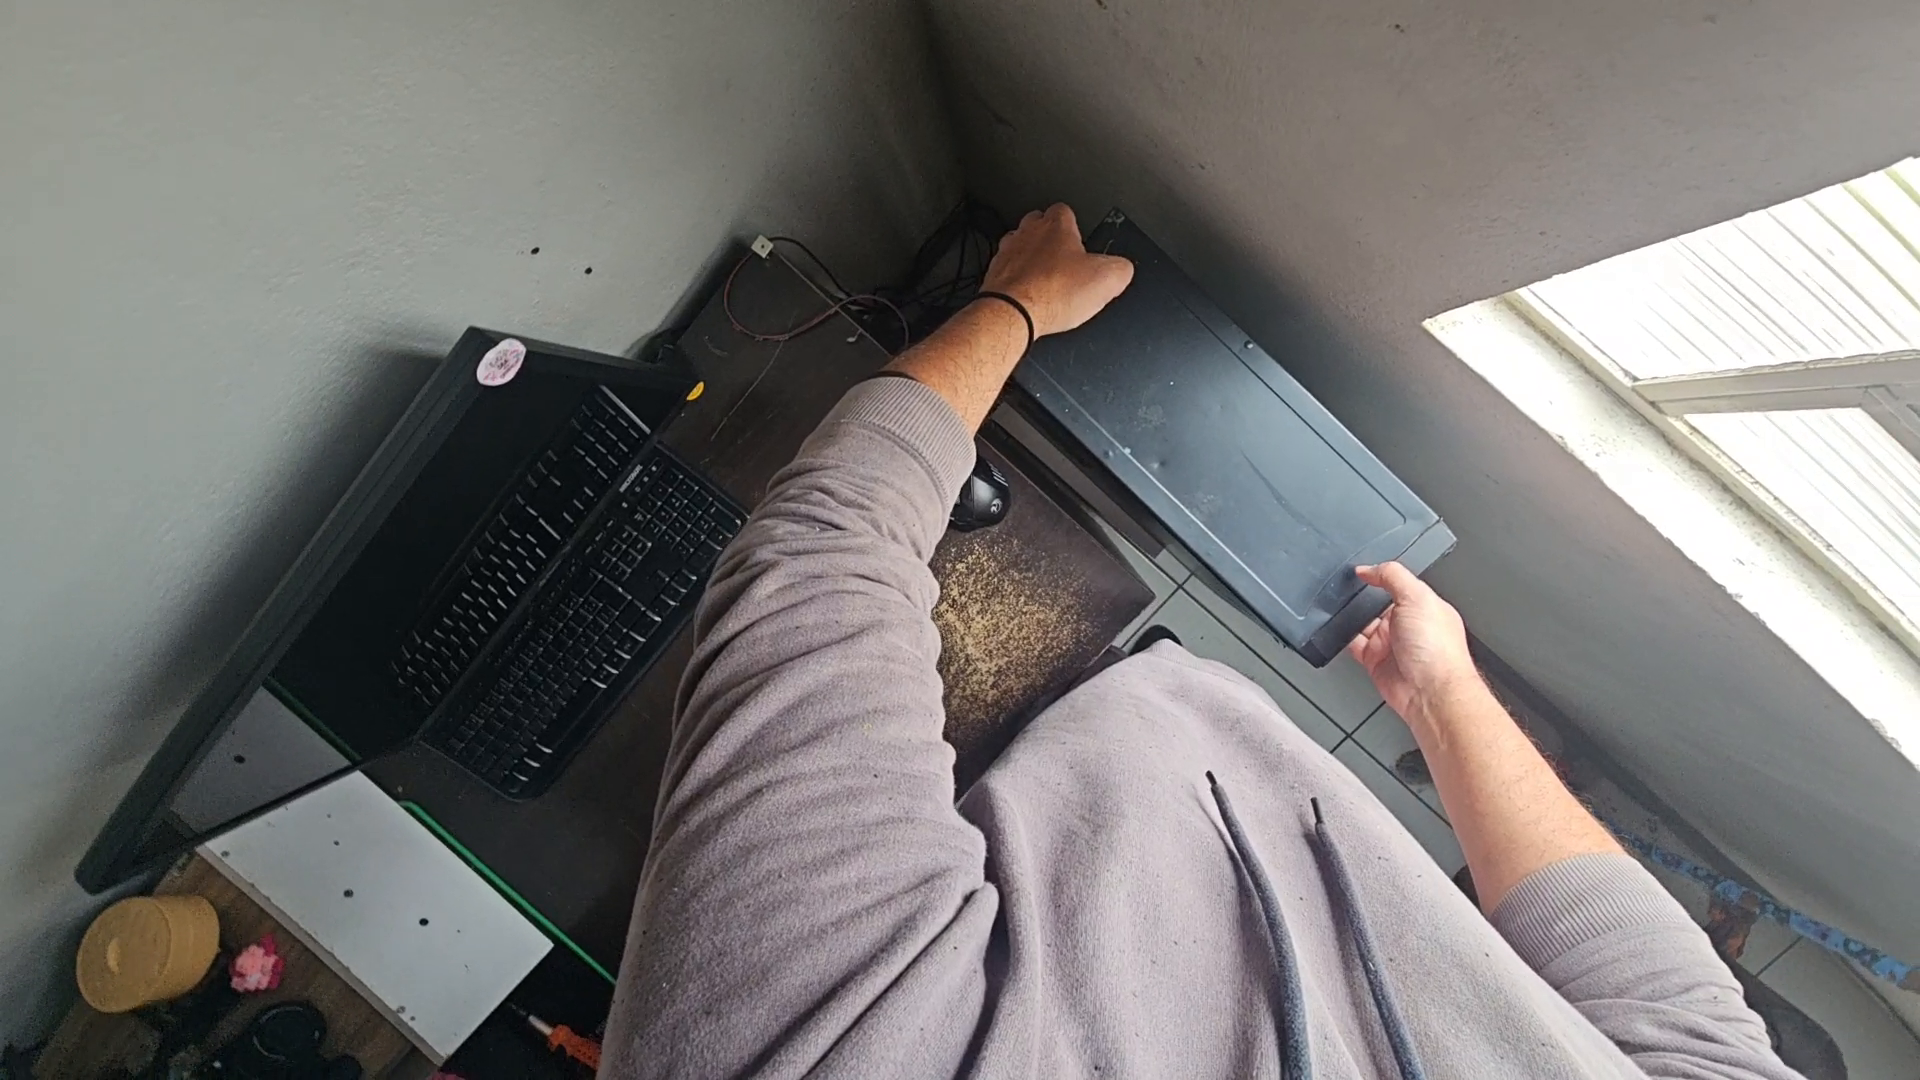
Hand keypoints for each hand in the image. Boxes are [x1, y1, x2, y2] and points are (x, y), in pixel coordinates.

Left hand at [980, 204, 1133, 337]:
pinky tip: (1025, 295)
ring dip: (1029, 259)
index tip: (1080, 244)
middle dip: (1049, 240)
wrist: (1012, 314)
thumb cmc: (1051, 294)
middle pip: (1039, 225)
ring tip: (1043, 279)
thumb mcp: (1106, 280)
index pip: (1066, 211)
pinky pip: (1005, 271)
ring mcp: (1007, 253)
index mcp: (1056, 225)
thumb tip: (1123, 269)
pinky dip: (1014, 280)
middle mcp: (1027, 233)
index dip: (1075, 228)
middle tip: (1062, 262)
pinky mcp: (993, 276)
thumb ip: (1121, 269)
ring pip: (1019, 246)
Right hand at [1347, 563, 1482, 726]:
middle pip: (1375, 603)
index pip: (1397, 584)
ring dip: (1349, 618)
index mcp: (1423, 606)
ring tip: (1342, 613)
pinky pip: (1353, 644)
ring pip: (1361, 623)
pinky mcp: (1375, 659)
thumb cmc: (1438, 652)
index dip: (1378, 577)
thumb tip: (1369, 569)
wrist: (1430, 693)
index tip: (1361, 572)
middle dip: (1360, 599)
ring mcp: (1390, 642)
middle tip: (1348, 594)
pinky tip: (1340, 632)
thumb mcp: (1418, 598)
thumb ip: (1393, 577)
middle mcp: (1407, 624)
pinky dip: (1343, 638)